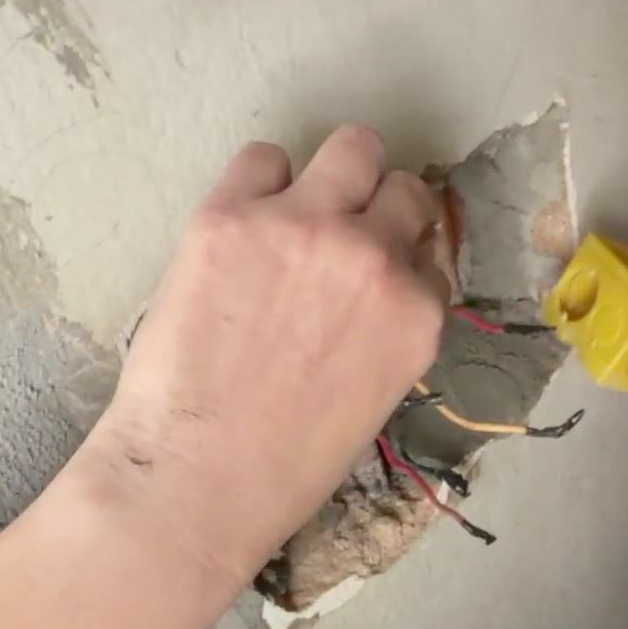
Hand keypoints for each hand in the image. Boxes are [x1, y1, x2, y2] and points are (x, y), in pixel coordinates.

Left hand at [76, 125, 449, 580]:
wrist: (197, 480)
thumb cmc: (289, 466)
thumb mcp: (374, 398)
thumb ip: (390, 329)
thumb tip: (377, 282)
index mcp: (418, 317)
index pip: (431, 254)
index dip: (401, 263)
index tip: (374, 278)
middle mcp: (375, 260)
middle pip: (402, 189)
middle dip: (379, 212)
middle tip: (338, 244)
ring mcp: (304, 229)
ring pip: (351, 147)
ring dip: (334, 178)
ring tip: (296, 219)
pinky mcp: (230, 215)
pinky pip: (263, 158)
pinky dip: (260, 186)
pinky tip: (243, 232)